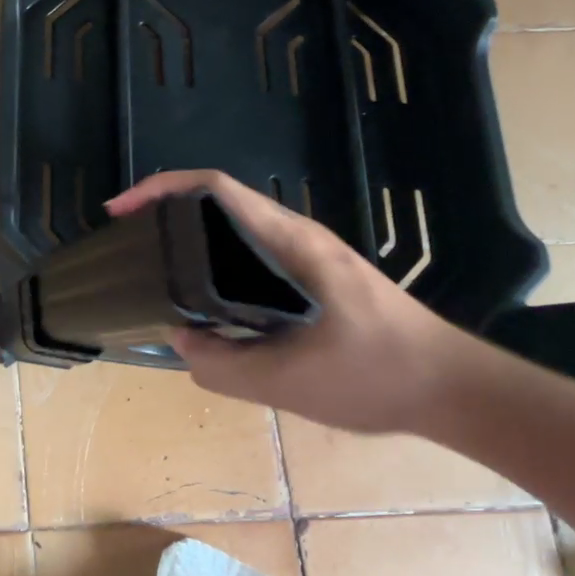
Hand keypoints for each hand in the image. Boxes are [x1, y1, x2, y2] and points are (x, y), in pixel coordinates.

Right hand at [106, 169, 481, 434]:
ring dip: (190, 240)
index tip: (121, 212)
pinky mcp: (314, 276)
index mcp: (289, 242)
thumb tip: (179, 339)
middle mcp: (295, 235)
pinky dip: (214, 265)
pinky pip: (249, 256)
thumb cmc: (376, 375)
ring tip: (156, 272)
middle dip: (165, 212)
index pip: (214, 188)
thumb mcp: (288, 382)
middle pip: (216, 201)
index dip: (161, 188)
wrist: (453, 387)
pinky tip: (205, 302)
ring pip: (233, 230)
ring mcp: (307, 254)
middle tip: (129, 245)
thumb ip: (222, 365)